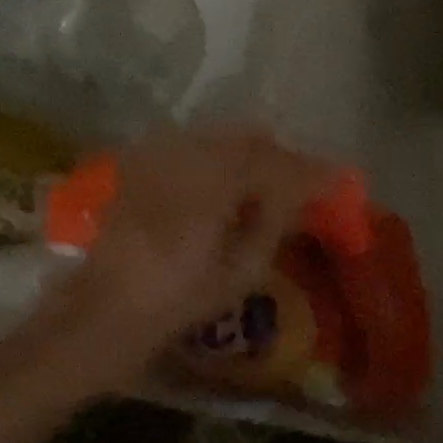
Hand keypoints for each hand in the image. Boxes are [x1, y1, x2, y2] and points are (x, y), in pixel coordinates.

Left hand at [52, 124, 332, 384]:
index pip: (275, 163)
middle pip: (247, 139)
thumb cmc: (174, 298)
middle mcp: (185, 152)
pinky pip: (192, 143)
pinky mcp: (141, 158)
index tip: (339, 180)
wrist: (103, 305)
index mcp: (212, 180)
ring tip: (267, 185)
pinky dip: (217, 156)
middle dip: (279, 157)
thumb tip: (298, 195)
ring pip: (219, 137)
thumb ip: (271, 222)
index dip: (310, 170)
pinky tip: (225, 182)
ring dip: (248, 154)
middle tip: (302, 183)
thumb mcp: (237, 271)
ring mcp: (159, 151)